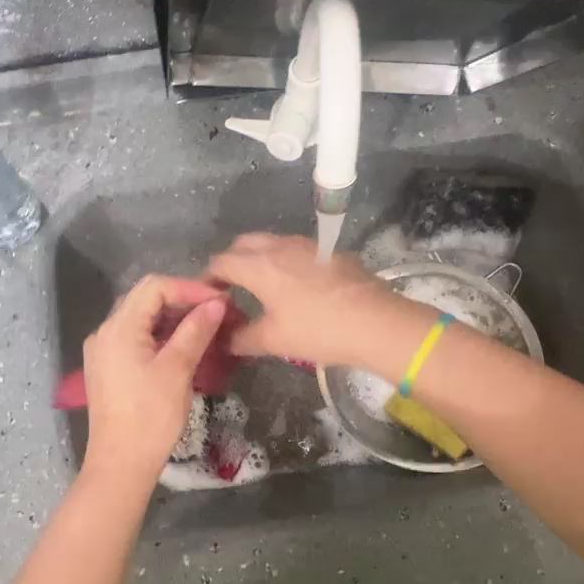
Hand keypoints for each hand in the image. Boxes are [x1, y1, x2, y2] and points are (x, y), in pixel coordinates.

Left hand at [80, 275, 228, 481]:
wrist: (121, 463)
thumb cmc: (151, 416)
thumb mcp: (178, 369)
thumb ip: (196, 331)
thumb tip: (216, 304)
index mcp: (118, 327)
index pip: (155, 287)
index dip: (190, 287)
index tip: (221, 300)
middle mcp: (105, 332)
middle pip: (145, 299)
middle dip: (182, 300)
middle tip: (217, 311)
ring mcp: (103, 351)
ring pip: (141, 319)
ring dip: (173, 318)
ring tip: (206, 327)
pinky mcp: (108, 368)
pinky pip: (135, 338)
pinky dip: (160, 335)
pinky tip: (184, 346)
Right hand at [206, 234, 433, 369]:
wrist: (376, 322)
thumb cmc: (318, 331)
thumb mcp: (274, 341)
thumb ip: (242, 338)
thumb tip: (225, 340)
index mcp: (259, 265)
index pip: (221, 262)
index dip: (208, 278)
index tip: (206, 296)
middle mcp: (279, 246)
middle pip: (244, 244)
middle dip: (231, 261)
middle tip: (230, 287)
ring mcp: (308, 245)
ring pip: (272, 242)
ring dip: (259, 258)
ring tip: (260, 285)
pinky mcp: (330, 251)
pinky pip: (297, 250)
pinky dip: (285, 261)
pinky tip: (295, 286)